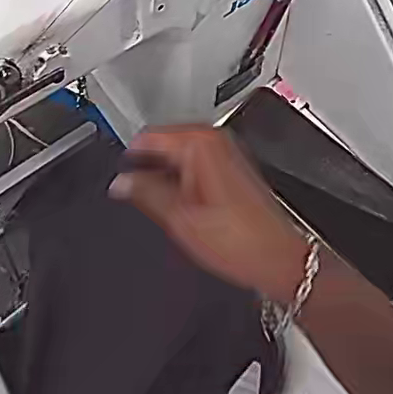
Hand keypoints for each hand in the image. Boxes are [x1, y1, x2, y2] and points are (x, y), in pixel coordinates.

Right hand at [113, 125, 310, 300]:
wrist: (275, 257)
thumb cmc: (240, 240)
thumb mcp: (179, 219)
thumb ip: (146, 193)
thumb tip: (122, 181)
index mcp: (201, 143)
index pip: (148, 136)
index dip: (128, 157)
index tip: (117, 175)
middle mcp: (216, 140)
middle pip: (164, 143)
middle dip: (146, 166)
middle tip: (131, 193)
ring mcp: (226, 151)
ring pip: (179, 154)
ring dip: (163, 174)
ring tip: (154, 202)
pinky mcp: (231, 166)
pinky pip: (194, 163)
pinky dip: (181, 178)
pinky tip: (177, 204)